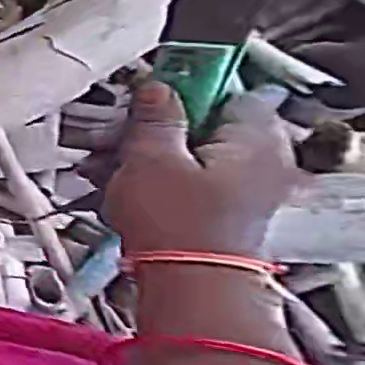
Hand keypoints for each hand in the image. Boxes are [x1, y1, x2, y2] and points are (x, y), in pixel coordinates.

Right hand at [104, 84, 300, 256]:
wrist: (186, 280)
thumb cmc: (175, 222)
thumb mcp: (151, 157)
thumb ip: (155, 117)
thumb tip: (158, 87)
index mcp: (256, 143)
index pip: (229, 91)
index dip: (188, 84)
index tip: (152, 88)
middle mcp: (261, 161)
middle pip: (203, 122)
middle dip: (152, 125)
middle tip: (115, 133)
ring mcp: (243, 186)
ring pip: (188, 149)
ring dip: (142, 151)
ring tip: (103, 163)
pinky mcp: (220, 206)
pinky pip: (184, 175)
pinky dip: (150, 173)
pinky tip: (115, 181)